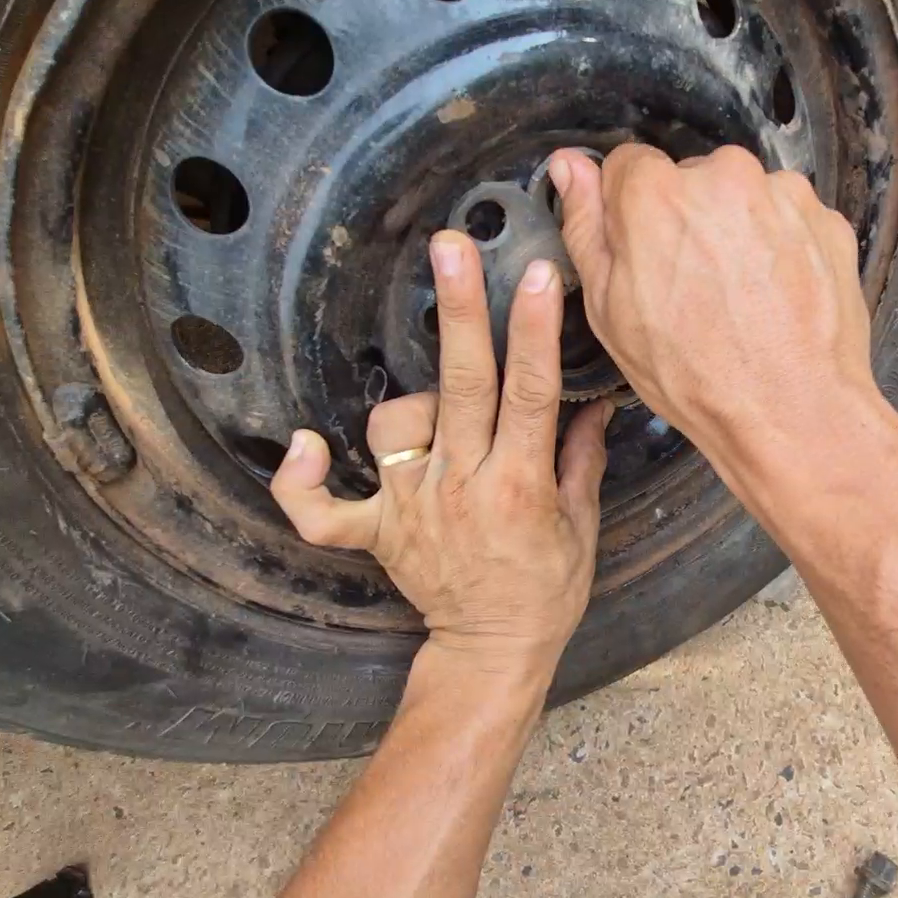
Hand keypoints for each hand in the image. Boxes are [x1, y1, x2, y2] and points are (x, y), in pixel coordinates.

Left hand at [270, 232, 612, 677]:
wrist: (494, 648)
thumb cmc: (546, 591)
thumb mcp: (580, 529)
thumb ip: (581, 460)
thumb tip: (594, 405)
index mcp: (520, 489)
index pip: (531, 397)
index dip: (534, 333)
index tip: (538, 278)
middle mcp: (461, 488)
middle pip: (461, 389)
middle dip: (459, 314)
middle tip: (452, 250)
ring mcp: (410, 509)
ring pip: (394, 427)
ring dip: (413, 400)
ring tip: (440, 404)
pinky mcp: (376, 532)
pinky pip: (320, 509)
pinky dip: (302, 480)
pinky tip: (308, 446)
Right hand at [547, 144, 875, 468]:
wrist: (794, 413)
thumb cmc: (700, 378)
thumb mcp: (612, 314)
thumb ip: (587, 230)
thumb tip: (570, 171)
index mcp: (656, 195)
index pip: (629, 167)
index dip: (630, 213)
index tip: (644, 253)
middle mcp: (724, 177)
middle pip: (692, 181)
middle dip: (688, 224)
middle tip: (696, 292)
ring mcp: (783, 196)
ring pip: (744, 201)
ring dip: (738, 236)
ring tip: (741, 304)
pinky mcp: (827, 221)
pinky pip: (790, 222)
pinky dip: (781, 251)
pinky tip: (775, 302)